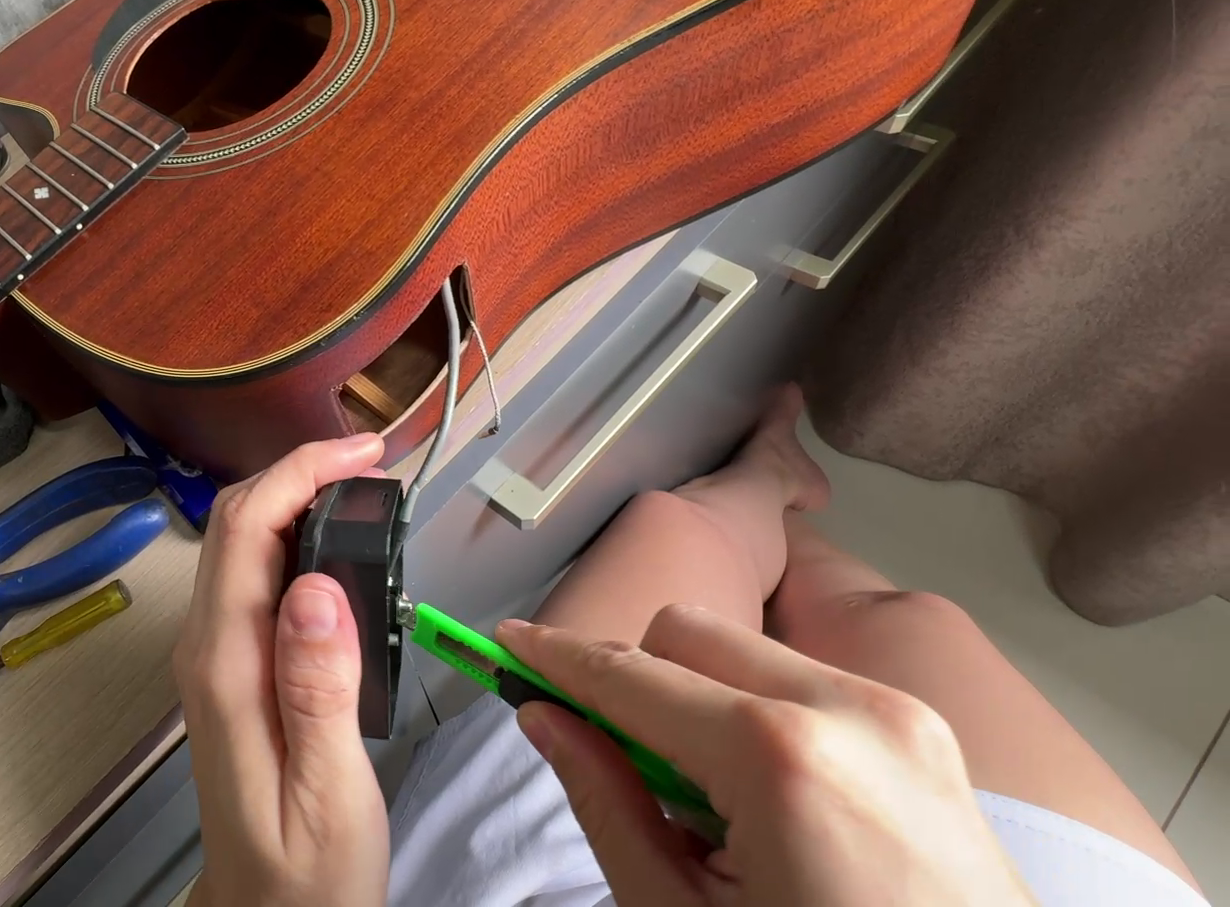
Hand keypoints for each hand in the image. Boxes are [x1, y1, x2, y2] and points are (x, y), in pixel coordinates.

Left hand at [174, 435, 389, 906]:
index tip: (361, 453)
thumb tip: (317, 587)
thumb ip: (317, 689)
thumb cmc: (303, 872)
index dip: (298, 473)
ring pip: (243, 541)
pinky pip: (256, 573)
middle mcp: (209, 643)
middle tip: (370, 461)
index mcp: (226, 663)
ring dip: (295, 496)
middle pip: (236, 522)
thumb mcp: (325, 792)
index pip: (245, 531)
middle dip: (297, 471)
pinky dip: (294, 534)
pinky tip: (335, 537)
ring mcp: (216, 650)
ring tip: (359, 485)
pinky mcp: (233, 660)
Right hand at [498, 605, 1035, 906]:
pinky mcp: (928, 735)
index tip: (506, 644)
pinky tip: (763, 800)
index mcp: (783, 757)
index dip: (556, 657)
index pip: (630, 675)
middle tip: (614, 753)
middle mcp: (849, 708)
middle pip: (684, 633)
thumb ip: (603, 799)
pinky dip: (748, 711)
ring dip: (691, 694)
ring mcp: (901, 716)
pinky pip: (796, 680)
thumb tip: (543, 717)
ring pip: (741, 649)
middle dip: (632, 677)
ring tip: (703, 795)